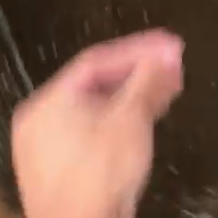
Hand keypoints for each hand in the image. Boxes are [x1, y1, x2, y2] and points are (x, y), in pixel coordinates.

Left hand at [12, 30, 183, 217]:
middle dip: (142, 69)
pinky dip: (127, 110)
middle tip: (175, 62)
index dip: (140, 47)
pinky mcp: (66, 159)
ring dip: (140, 89)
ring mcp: (51, 142)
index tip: (172, 45)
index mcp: (48, 104)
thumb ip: (149, 77)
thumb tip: (167, 50)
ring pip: (102, 100)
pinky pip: (99, 120)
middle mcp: (42, 120)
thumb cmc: (100, 173)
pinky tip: (153, 109)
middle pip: (100, 79)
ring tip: (171, 84)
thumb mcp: (131, 116)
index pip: (99, 59)